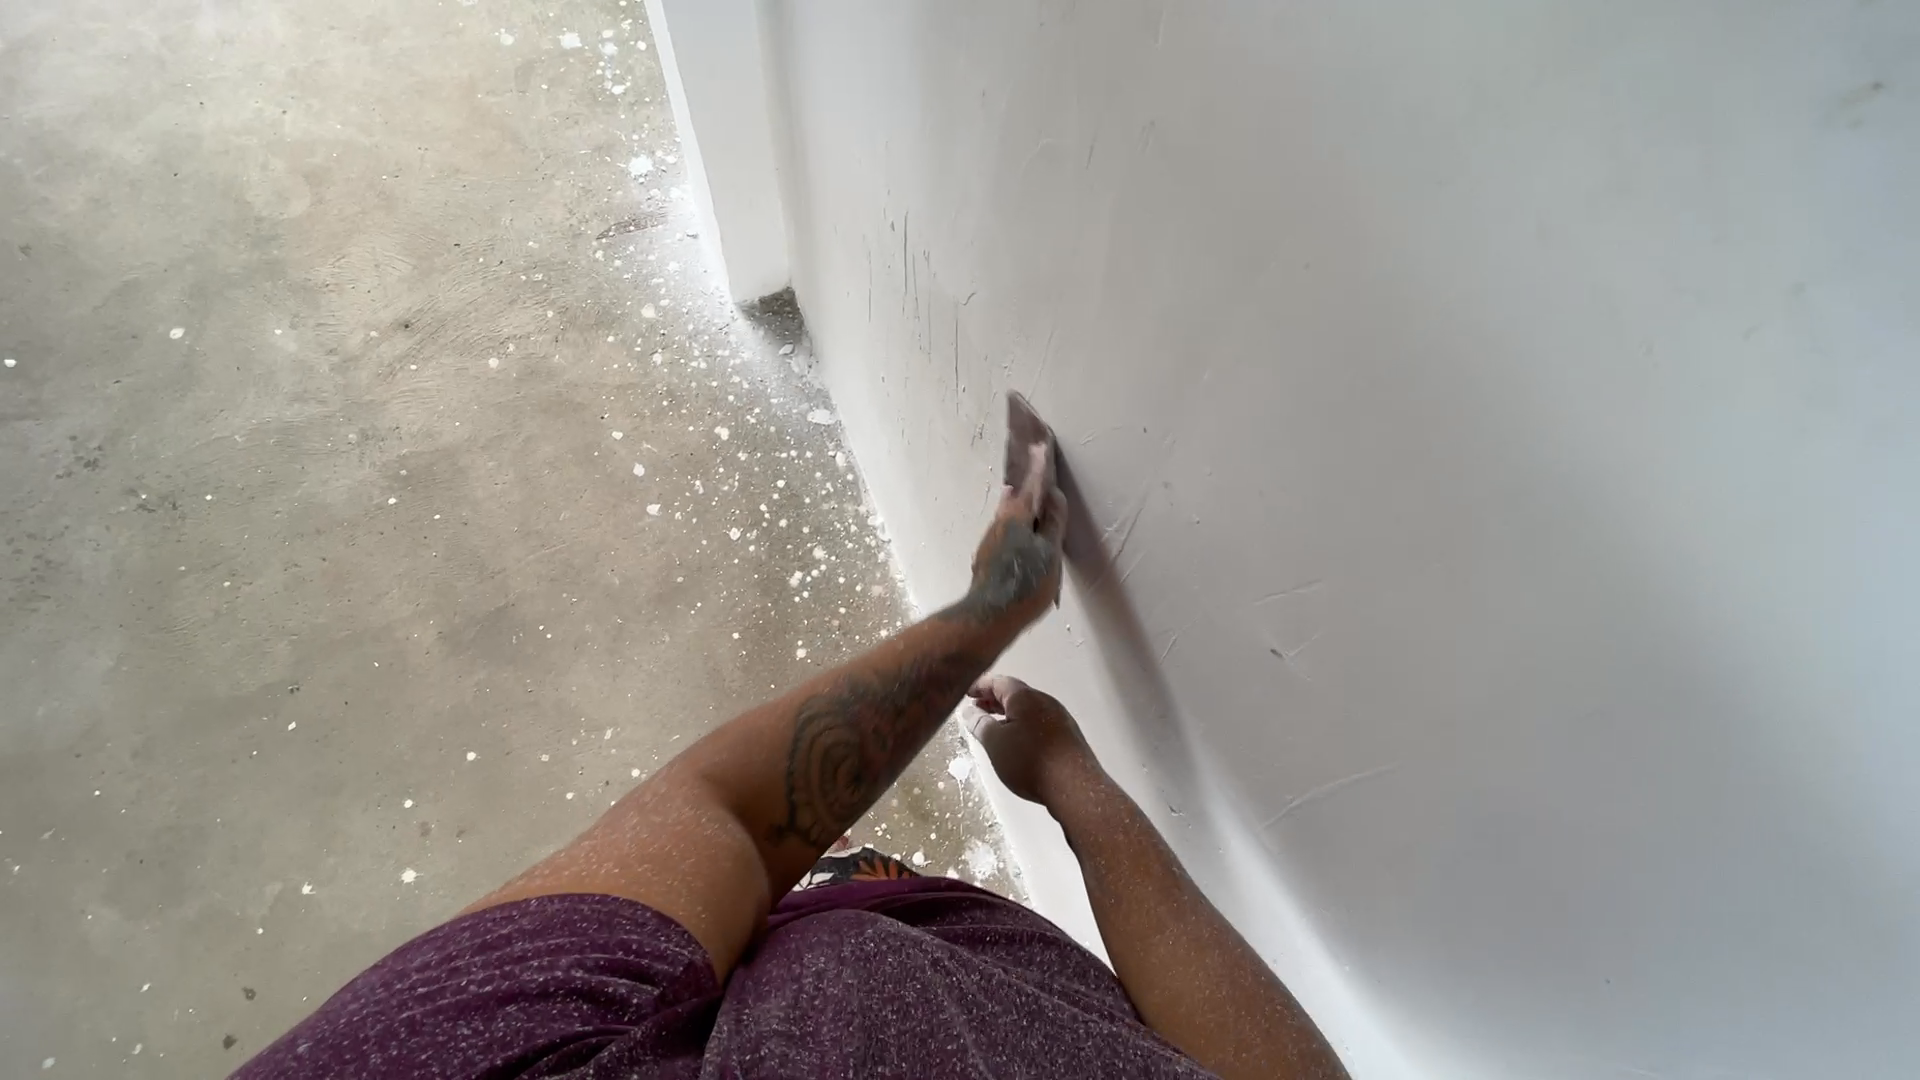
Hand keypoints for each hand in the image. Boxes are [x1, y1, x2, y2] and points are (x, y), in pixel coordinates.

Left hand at [966, 442, 1067, 629]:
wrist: (990, 617)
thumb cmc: (1026, 583)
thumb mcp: (1049, 552)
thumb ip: (1053, 523)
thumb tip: (1054, 495)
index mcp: (1015, 517)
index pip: (1032, 486)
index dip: (1039, 467)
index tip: (1040, 445)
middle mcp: (998, 524)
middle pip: (1015, 500)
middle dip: (1027, 487)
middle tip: (1037, 474)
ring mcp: (989, 542)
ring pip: (1009, 518)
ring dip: (1022, 509)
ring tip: (1034, 506)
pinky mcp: (987, 560)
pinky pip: (1006, 535)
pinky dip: (1018, 528)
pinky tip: (1023, 540)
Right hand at [967, 675, 1100, 806]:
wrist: (1074, 786)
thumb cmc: (1029, 761)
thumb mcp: (996, 743)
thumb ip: (981, 725)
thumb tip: (970, 712)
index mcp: (1025, 697)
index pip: (999, 681)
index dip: (981, 685)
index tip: (967, 692)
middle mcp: (1044, 701)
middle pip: (1015, 694)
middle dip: (994, 699)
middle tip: (977, 708)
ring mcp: (1059, 717)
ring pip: (1028, 708)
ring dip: (1008, 713)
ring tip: (993, 726)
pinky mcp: (1067, 735)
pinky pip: (1039, 721)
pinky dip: (1022, 724)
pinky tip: (1017, 741)